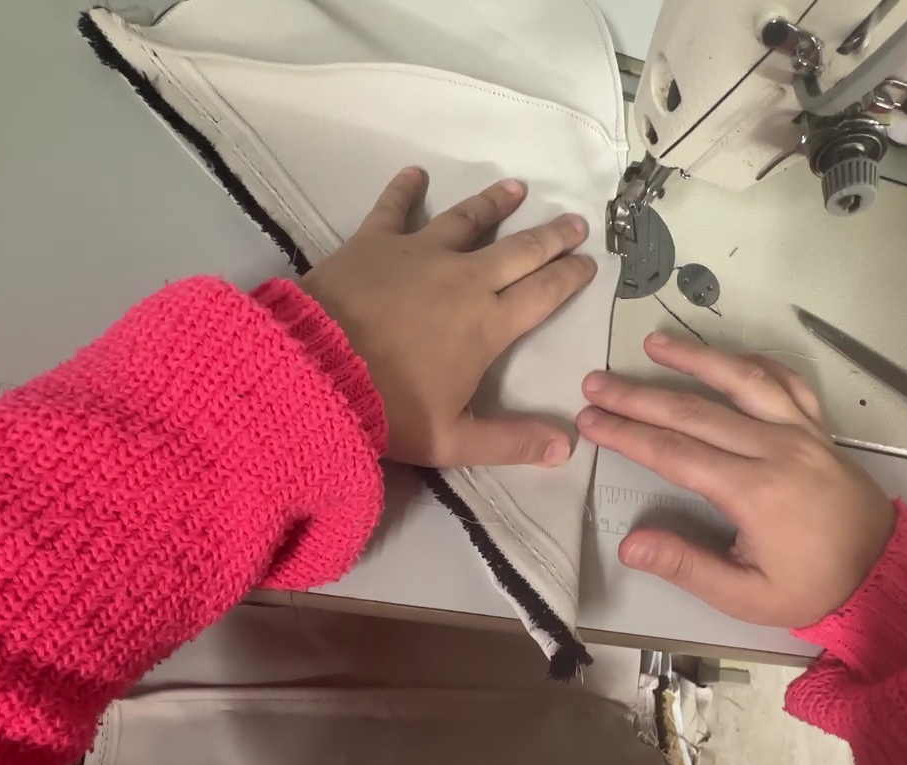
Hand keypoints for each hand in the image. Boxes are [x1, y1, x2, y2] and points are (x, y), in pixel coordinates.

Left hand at [303, 167, 596, 467]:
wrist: (317, 374)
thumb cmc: (389, 411)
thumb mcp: (454, 440)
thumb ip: (511, 442)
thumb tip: (566, 449)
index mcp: (488, 324)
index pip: (543, 294)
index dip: (570, 277)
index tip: (589, 263)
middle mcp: (463, 279)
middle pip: (519, 251)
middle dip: (551, 236)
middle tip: (574, 221)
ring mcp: (419, 253)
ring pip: (467, 220)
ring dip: (494, 204)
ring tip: (516, 188)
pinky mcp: (375, 242)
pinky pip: (394, 207)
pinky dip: (405, 189)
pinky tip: (416, 173)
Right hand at [577, 333, 896, 627]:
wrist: (886, 573)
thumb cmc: (812, 587)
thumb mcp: (746, 596)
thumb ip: (686, 567)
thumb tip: (629, 544)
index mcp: (754, 491)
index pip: (673, 453)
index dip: (626, 434)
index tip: (589, 420)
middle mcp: (776, 449)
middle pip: (694, 412)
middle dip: (638, 396)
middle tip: (596, 383)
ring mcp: (802, 431)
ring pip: (741, 381)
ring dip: (695, 359)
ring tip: (654, 343)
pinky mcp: (818, 428)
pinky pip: (786, 382)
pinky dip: (755, 362)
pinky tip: (727, 356)